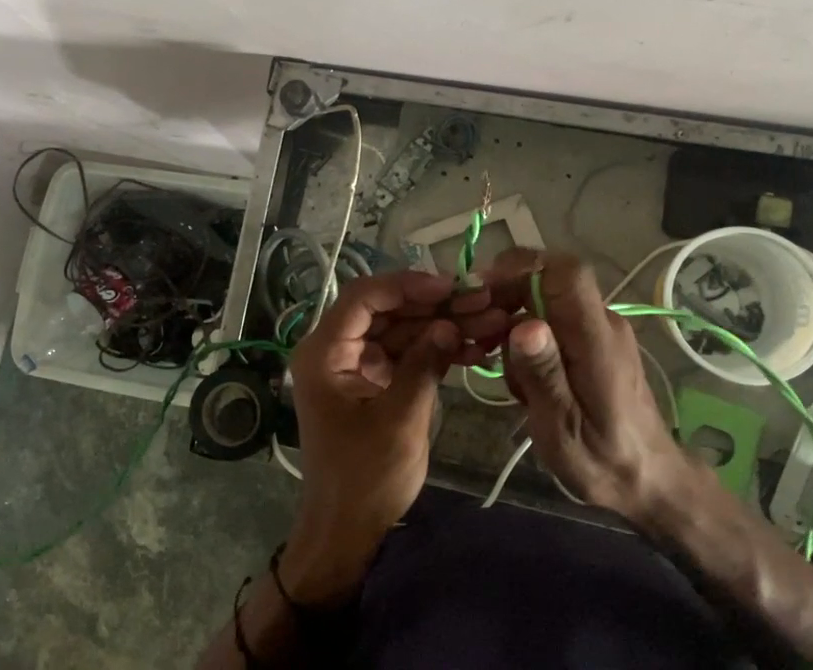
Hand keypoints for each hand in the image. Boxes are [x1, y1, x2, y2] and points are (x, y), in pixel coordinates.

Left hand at [280, 270, 499, 603]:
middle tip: (481, 303)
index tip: (450, 287)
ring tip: (488, 323)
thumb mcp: (399, 420)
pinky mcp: (370, 382)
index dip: (406, 285)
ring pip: (398, 330)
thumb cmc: (365, 477)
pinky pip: (401, 353)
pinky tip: (472, 349)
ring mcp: (351, 366)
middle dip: (433, 306)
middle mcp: (332, 350)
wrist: (347, 528)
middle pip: (384, 311)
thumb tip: (450, 324)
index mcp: (323, 352)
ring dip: (439, 326)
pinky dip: (432, 351)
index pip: (363, 297)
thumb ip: (423, 365)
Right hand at [487, 249, 689, 520]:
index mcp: (597, 339)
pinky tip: (520, 377)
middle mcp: (601, 323)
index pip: (566, 272)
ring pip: (543, 301)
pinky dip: (525, 339)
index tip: (482, 292)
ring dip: (512, 324)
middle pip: (547, 280)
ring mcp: (598, 330)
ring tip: (499, 369)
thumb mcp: (562, 429)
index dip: (521, 268)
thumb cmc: (604, 460)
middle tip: (477, 336)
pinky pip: (551, 320)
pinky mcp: (592, 341)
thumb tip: (524, 325)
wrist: (650, 480)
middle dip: (505, 298)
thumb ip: (543, 375)